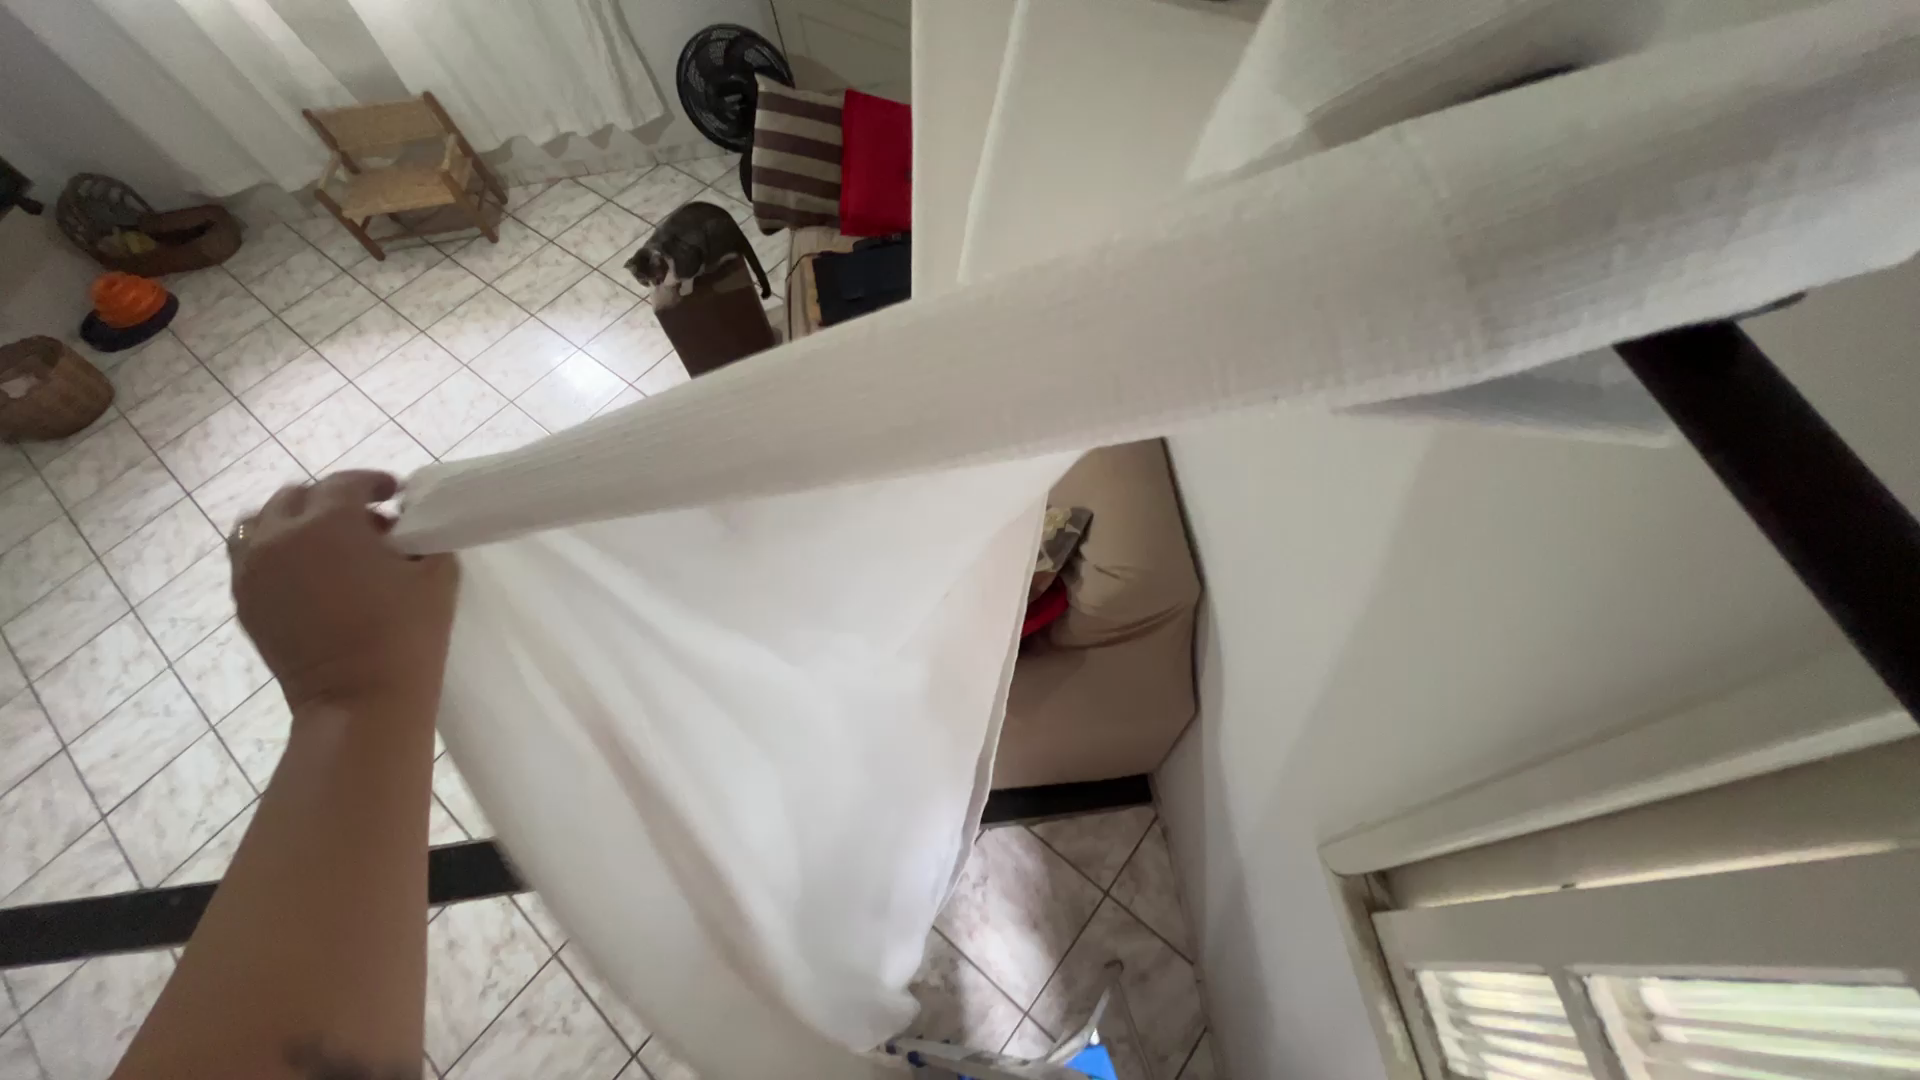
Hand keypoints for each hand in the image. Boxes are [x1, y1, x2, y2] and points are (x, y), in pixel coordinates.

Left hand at [230, 471, 458, 711]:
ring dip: (294, 521)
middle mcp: (280, 537)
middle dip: (333, 500)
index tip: (397, 495)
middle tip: (367, 522)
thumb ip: (421, 539)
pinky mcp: (244, 599)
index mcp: (330, 523)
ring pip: (260, 522)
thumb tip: (404, 531)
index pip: (347, 482)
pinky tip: (310, 573)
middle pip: (297, 496)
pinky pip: (250, 556)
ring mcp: (252, 569)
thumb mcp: (438, 575)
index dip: (374, 483)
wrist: (361, 696)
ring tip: (327, 544)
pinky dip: (276, 551)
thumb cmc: (408, 632)